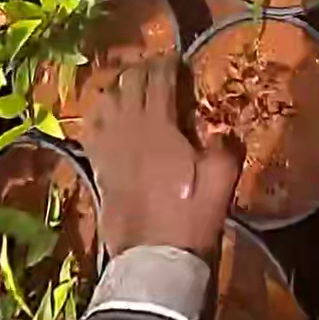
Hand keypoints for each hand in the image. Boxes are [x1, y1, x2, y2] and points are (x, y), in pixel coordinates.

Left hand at [82, 54, 241, 258]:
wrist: (153, 260)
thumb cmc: (190, 217)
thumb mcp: (222, 180)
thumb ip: (227, 147)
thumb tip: (224, 131)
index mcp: (160, 125)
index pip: (160, 78)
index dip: (169, 63)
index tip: (179, 60)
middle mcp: (129, 127)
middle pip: (130, 80)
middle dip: (145, 68)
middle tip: (160, 70)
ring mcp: (109, 145)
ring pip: (106, 98)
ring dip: (120, 85)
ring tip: (134, 86)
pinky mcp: (97, 164)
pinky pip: (91, 125)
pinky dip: (100, 111)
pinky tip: (109, 113)